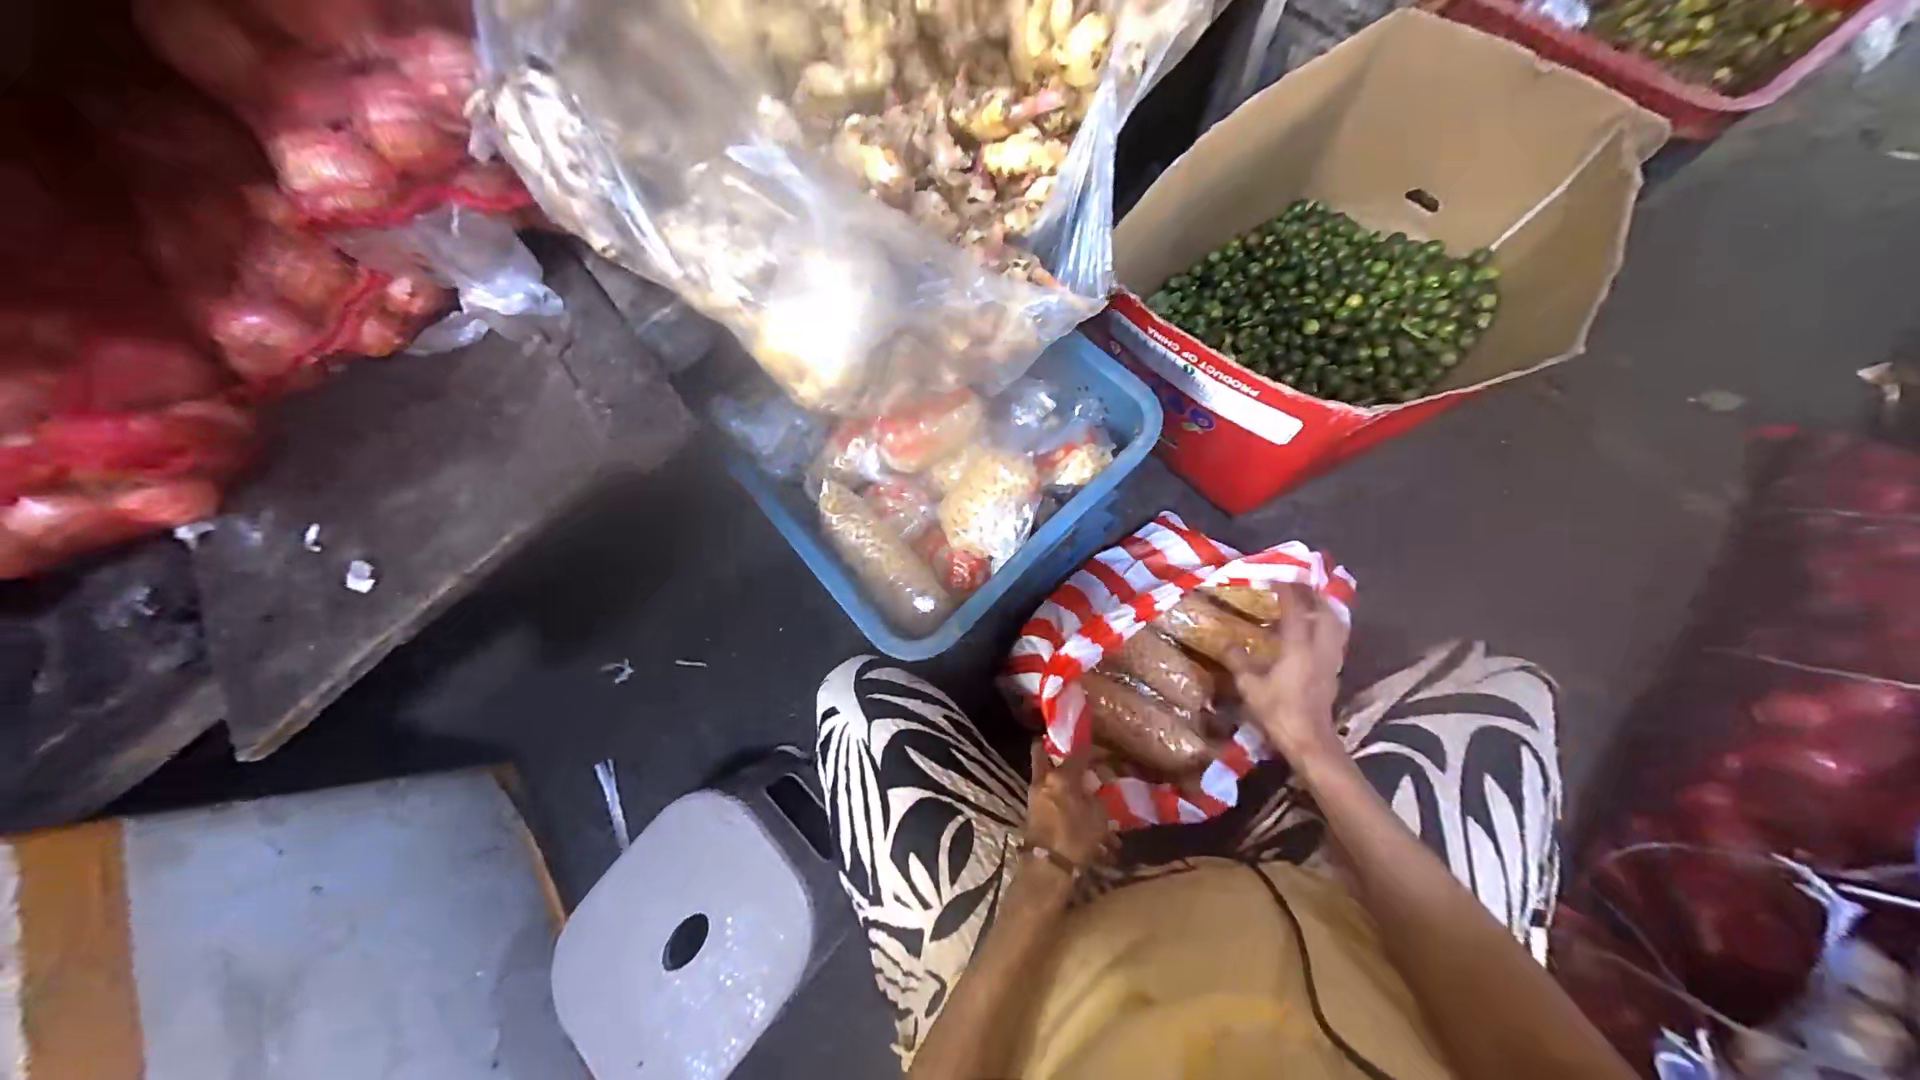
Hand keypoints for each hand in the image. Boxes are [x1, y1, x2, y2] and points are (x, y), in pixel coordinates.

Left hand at [1024, 740, 1113, 869]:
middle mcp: (1044, 780)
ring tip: (1075, 782)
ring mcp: (1034, 795)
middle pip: (1041, 752)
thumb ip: (1096, 797)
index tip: (1098, 743)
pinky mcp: (1031, 810)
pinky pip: (1046, 795)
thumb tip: (1094, 789)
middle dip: (1052, 747)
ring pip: (1045, 775)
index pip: (1077, 751)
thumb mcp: (1098, 816)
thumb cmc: (1076, 838)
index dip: (1090, 746)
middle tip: (1069, 751)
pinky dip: (1057, 795)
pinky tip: (1072, 808)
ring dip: (1057, 774)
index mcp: (1061, 776)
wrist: (1048, 868)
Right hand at [1226, 587, 1350, 770]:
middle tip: (1298, 586)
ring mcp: (1330, 661)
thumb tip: (1225, 642)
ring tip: (1309, 605)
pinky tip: (1311, 634)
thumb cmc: (1278, 711)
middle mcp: (1319, 648)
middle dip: (1313, 596)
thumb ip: (1238, 660)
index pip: (1294, 609)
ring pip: (1335, 627)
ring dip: (1323, 611)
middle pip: (1324, 612)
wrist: (1310, 741)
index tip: (1275, 576)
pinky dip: (1325, 629)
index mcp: (1298, 646)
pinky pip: (1333, 641)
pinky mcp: (1333, 674)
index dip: (1285, 591)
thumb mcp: (1249, 686)